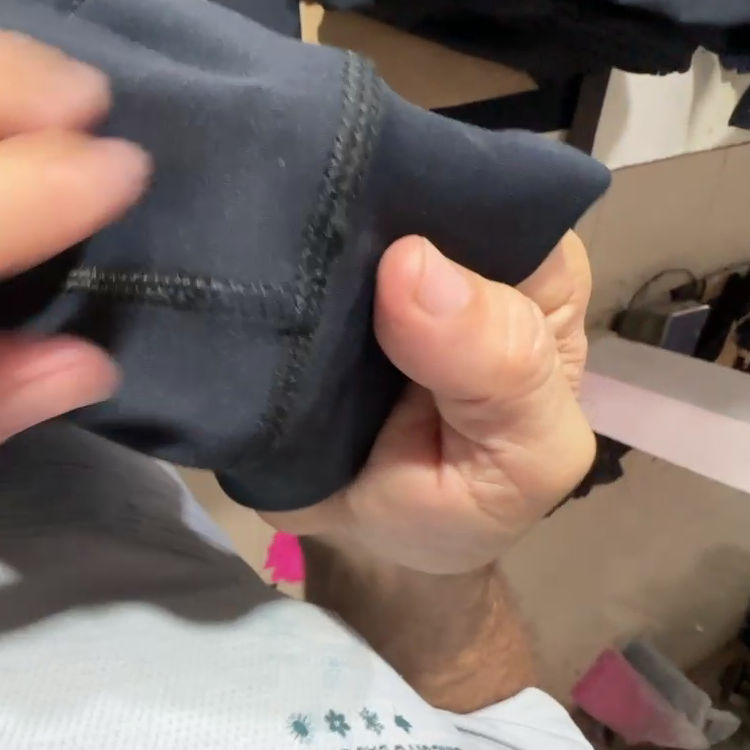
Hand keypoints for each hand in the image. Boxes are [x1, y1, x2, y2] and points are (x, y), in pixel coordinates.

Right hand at [264, 232, 595, 574]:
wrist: (362, 547)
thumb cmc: (465, 505)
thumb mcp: (524, 455)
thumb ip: (501, 369)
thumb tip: (410, 262)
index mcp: (520, 282)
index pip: (492, 202)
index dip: (442, 209)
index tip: (381, 238)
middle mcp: (438, 265)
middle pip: (397, 202)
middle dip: (352, 214)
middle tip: (294, 241)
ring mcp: (355, 286)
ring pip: (325, 233)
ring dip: (289, 244)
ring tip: (247, 258)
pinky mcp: (292, 315)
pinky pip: (268, 281)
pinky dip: (247, 283)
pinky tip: (225, 280)